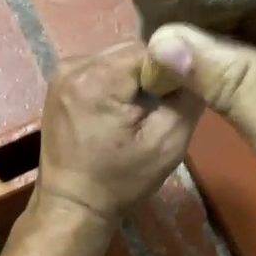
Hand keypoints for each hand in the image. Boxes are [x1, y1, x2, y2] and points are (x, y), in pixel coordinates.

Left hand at [36, 43, 204, 222]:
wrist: (72, 204)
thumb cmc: (119, 180)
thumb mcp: (167, 145)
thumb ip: (186, 99)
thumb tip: (197, 65)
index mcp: (97, 77)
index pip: (149, 50)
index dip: (169, 72)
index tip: (172, 101)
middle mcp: (74, 64)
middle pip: (130, 51)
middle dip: (149, 75)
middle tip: (156, 109)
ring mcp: (62, 71)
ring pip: (116, 58)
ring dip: (132, 78)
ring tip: (138, 112)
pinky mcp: (58, 81)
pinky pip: (99, 68)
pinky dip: (114, 83)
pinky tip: (118, 111)